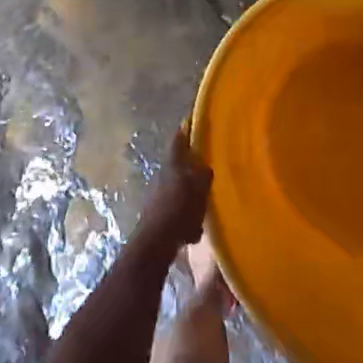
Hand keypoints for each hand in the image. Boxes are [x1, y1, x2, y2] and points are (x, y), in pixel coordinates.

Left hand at [138, 126, 212, 250]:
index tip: (192, 120)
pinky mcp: (158, 215)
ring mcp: (159, 195)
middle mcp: (163, 175)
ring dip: (189, 193)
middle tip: (206, 165)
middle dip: (190, 165)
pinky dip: (186, 216)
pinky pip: (177, 211)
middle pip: (177, 164)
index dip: (185, 129)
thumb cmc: (179, 208)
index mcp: (172, 164)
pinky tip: (194, 229)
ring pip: (178, 188)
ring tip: (204, 201)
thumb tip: (205, 168)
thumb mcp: (198, 188)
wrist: (156, 241)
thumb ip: (203, 175)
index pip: (178, 139)